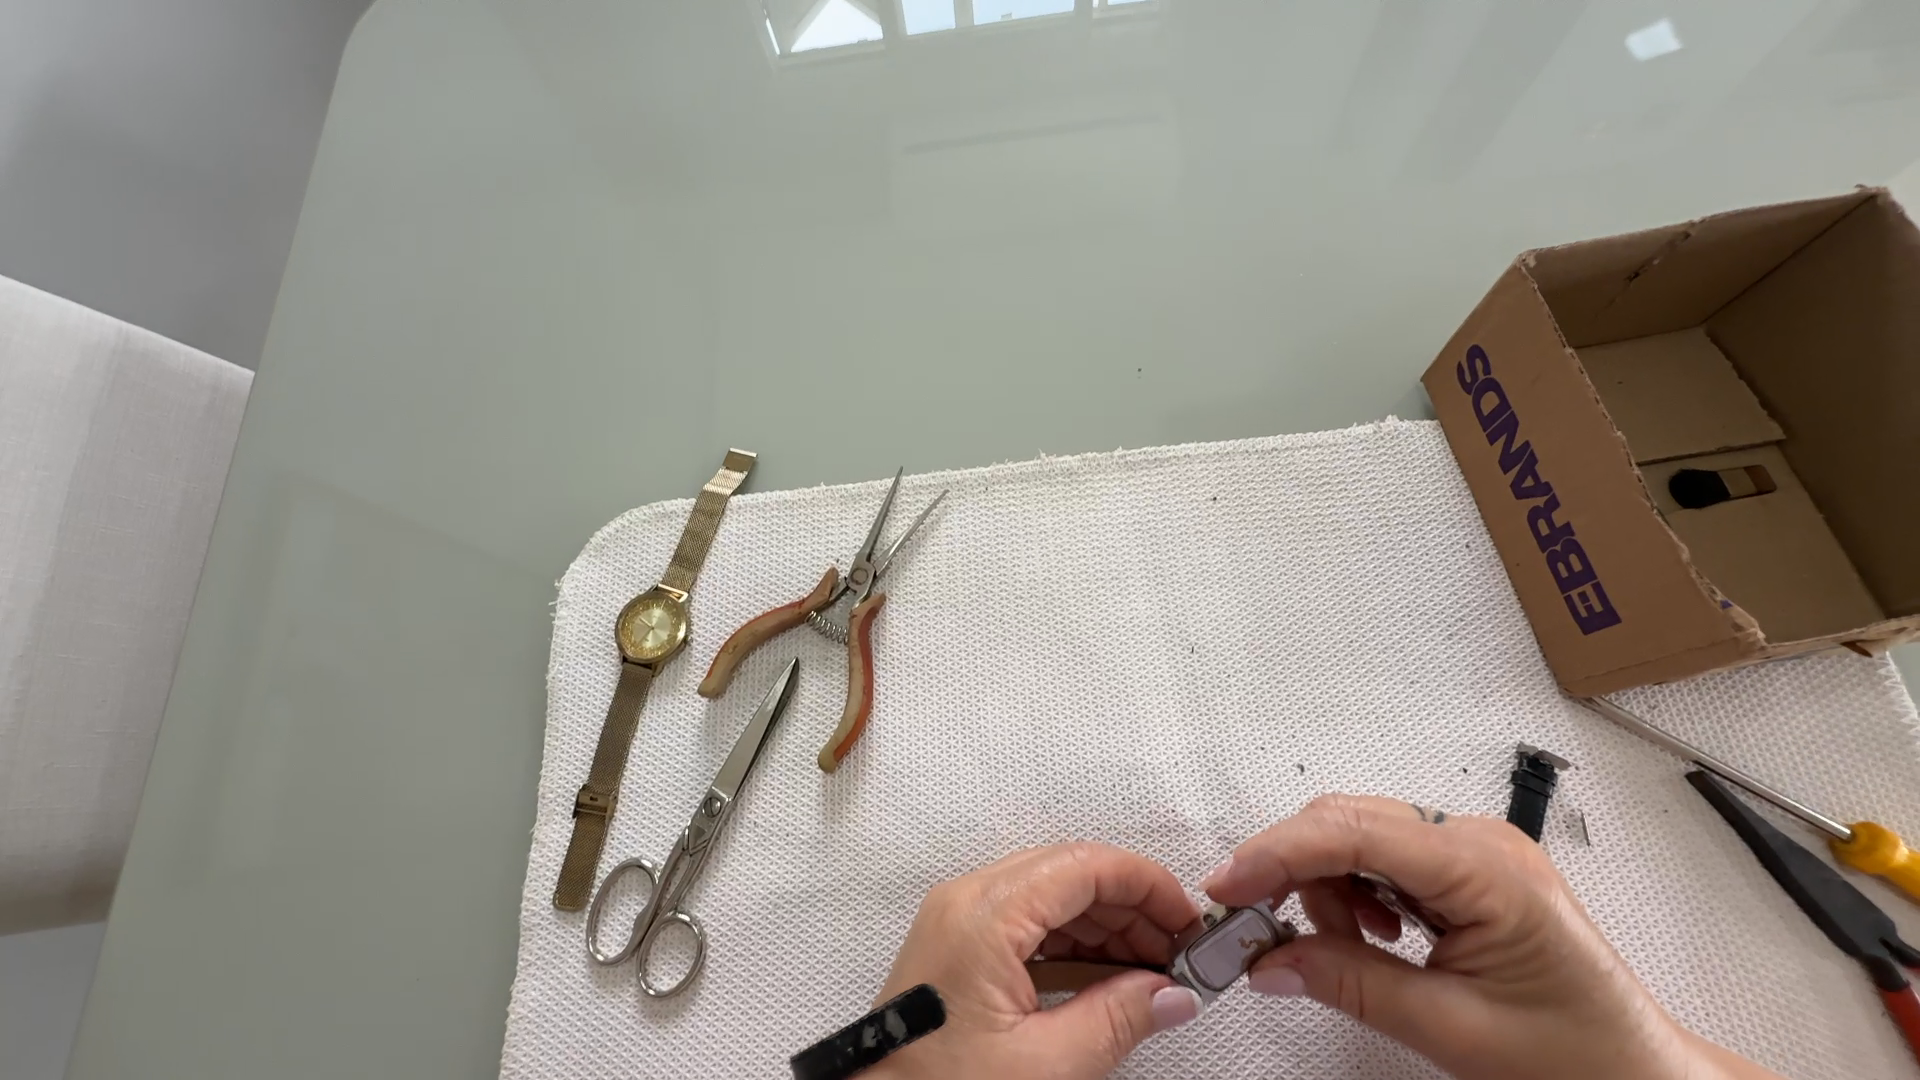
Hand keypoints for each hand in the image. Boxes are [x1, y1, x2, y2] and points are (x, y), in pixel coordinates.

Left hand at [866, 843, 1203, 1079]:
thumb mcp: (1043, 1067)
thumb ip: (1117, 1020)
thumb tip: (1174, 993)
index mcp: (985, 913)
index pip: (1082, 865)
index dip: (1144, 884)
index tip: (1188, 920)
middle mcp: (969, 898)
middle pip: (1068, 873)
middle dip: (1130, 906)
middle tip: (1177, 956)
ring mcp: (960, 916)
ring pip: (1051, 894)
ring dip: (1105, 925)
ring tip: (1151, 973)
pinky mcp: (959, 941)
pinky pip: (1028, 921)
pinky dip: (1074, 942)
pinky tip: (1108, 978)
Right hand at [1203, 795, 1782, 1079]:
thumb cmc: (1578, 1064)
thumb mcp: (1455, 1033)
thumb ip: (1350, 985)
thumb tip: (1263, 962)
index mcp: (1485, 869)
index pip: (1356, 833)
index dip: (1280, 852)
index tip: (1227, 886)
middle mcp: (1473, 837)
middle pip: (1347, 821)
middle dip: (1292, 866)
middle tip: (1255, 919)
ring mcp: (1468, 846)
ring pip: (1354, 835)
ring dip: (1323, 885)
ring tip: (1336, 946)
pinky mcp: (1460, 865)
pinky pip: (1377, 856)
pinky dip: (1351, 892)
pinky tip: (1370, 936)